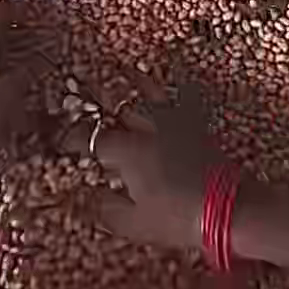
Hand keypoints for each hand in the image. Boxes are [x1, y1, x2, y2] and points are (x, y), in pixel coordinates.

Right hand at [84, 70, 224, 250]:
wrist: (231, 208)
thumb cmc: (179, 218)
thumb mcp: (135, 222)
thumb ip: (106, 208)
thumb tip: (85, 199)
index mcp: (128, 151)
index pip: (91, 138)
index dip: (71, 138)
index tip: (58, 139)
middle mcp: (147, 129)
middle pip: (116, 104)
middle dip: (94, 95)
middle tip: (78, 85)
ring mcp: (172, 123)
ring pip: (145, 92)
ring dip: (128, 79)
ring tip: (116, 67)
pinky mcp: (193, 125)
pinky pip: (172, 99)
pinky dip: (159, 89)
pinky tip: (155, 86)